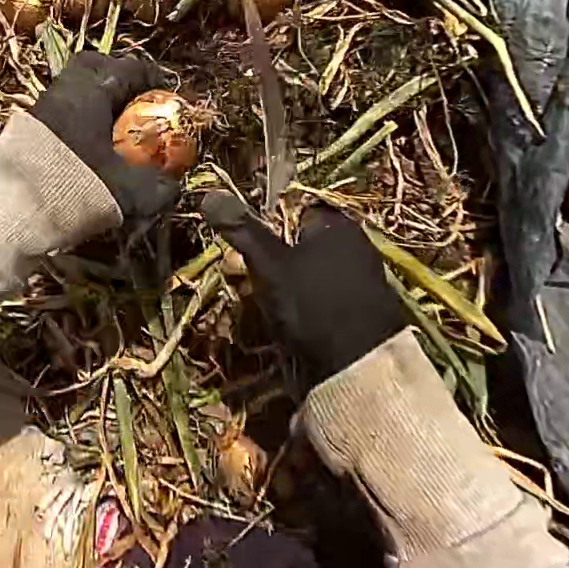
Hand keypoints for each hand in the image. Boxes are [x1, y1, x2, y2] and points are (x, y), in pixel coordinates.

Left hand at [31, 51, 180, 223]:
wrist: (10, 211)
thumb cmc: (74, 188)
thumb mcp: (126, 192)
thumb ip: (157, 187)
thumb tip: (173, 185)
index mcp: (90, 93)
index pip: (127, 68)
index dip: (152, 77)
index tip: (165, 92)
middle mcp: (63, 92)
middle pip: (92, 66)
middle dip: (117, 77)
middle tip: (135, 100)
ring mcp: (41, 108)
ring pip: (73, 89)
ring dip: (95, 100)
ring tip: (113, 128)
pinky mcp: (25, 129)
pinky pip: (60, 111)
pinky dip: (78, 120)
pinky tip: (88, 146)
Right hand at [201, 193, 405, 382]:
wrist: (358, 372)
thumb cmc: (312, 304)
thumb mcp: (270, 263)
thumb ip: (242, 229)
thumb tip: (210, 195)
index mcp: (337, 224)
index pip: (290, 208)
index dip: (260, 224)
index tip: (240, 245)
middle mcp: (352, 246)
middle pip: (294, 240)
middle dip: (265, 258)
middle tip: (242, 276)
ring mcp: (356, 280)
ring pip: (302, 271)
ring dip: (277, 285)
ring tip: (259, 303)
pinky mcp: (355, 311)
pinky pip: (315, 296)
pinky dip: (296, 305)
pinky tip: (282, 322)